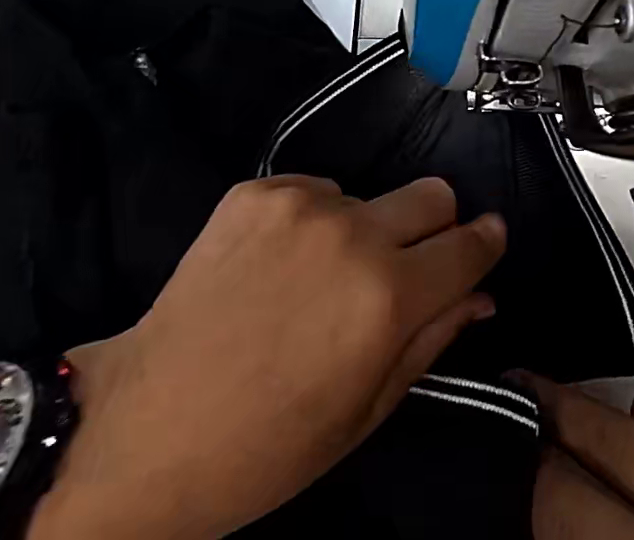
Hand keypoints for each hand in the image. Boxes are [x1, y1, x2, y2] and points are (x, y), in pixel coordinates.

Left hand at [35, 175, 506, 538]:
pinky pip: (314, 191)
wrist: (146, 425)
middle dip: (435, 226)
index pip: (470, 244)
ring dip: (364, 229)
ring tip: (322, 276)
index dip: (486, 242)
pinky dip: (312, 221)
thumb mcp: (369, 407)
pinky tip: (279, 263)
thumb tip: (480, 293)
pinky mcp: (255, 191)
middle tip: (407, 264)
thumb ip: (434, 337)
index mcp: (389, 296)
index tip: (487, 241)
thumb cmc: (269, 442)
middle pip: (434, 194)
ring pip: (369, 195)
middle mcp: (353, 234)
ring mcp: (300, 205)